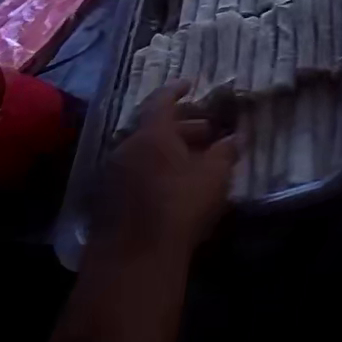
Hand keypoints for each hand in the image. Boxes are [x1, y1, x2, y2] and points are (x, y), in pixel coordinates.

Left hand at [95, 81, 237, 265]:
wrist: (135, 257)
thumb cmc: (180, 206)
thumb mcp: (214, 177)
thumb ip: (225, 153)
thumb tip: (235, 137)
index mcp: (153, 134)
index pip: (163, 101)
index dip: (177, 90)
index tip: (190, 84)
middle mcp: (127, 147)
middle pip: (154, 128)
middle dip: (182, 127)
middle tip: (207, 131)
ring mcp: (112, 174)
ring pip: (144, 152)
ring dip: (168, 151)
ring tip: (193, 160)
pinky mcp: (106, 200)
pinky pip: (134, 173)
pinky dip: (154, 171)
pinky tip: (172, 186)